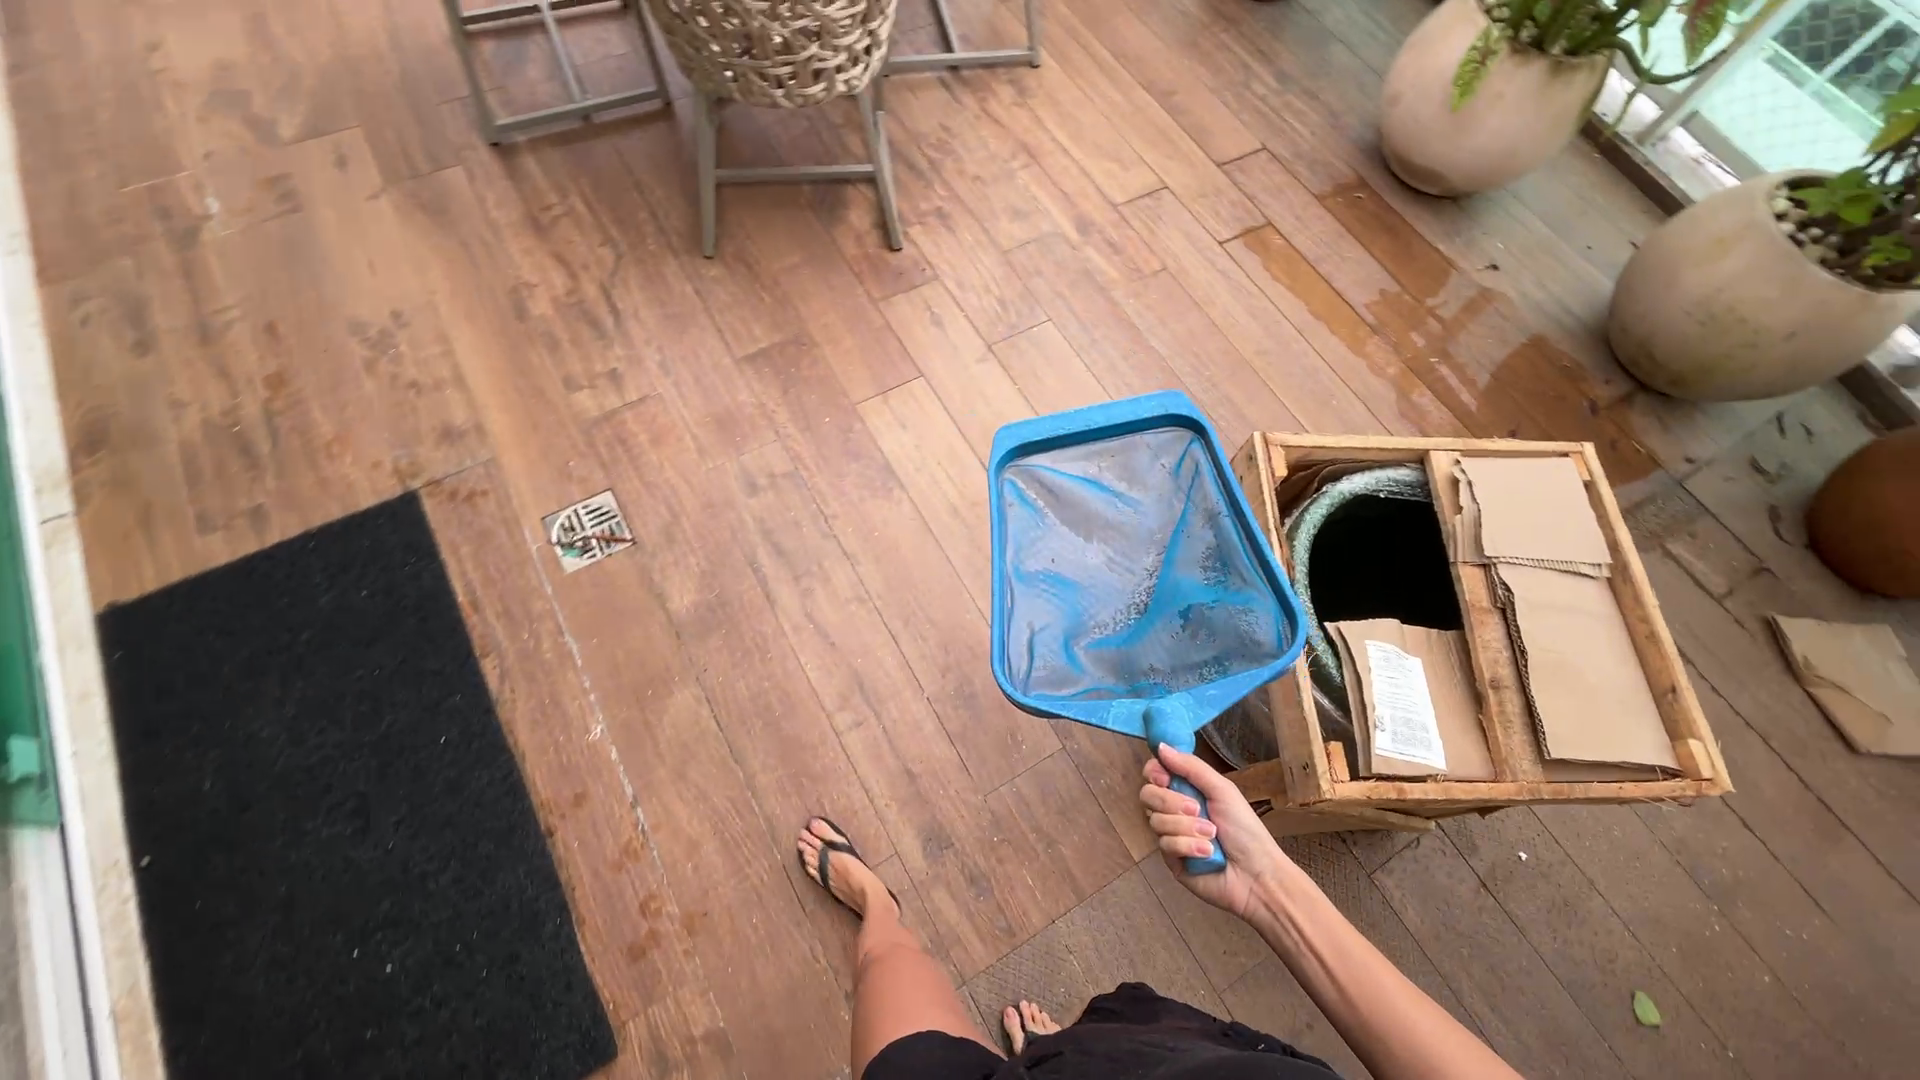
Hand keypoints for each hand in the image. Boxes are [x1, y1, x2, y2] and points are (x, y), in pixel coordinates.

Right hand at [1140, 743, 1292, 919]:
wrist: (1257, 875)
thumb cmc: (1245, 830)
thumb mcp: (1222, 790)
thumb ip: (1191, 767)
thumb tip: (1161, 746)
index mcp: (1186, 790)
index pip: (1153, 774)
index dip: (1154, 773)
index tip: (1165, 778)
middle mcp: (1174, 811)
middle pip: (1147, 795)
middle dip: (1171, 801)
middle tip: (1197, 809)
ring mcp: (1171, 835)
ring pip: (1156, 821)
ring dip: (1186, 827)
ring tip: (1211, 835)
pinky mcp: (1171, 860)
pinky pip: (1165, 845)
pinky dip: (1188, 846)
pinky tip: (1207, 853)